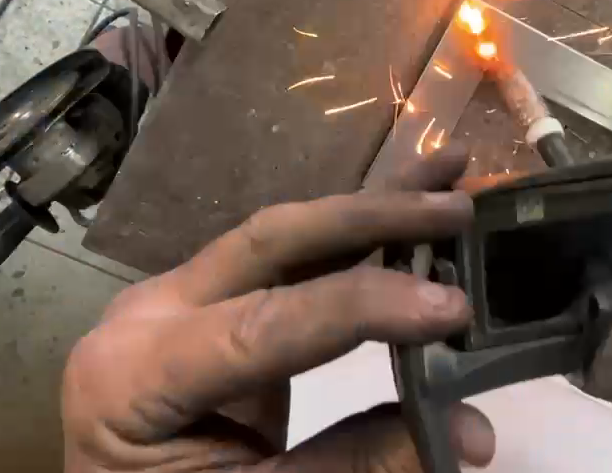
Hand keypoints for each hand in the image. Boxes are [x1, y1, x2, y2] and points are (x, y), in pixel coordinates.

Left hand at [61, 147, 495, 472]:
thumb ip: (355, 466)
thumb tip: (475, 431)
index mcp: (137, 373)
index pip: (265, 322)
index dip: (364, 306)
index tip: (452, 305)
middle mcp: (155, 308)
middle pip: (276, 239)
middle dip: (373, 217)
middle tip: (458, 208)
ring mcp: (183, 292)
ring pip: (289, 230)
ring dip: (373, 201)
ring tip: (447, 169)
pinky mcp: (215, 295)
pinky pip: (289, 255)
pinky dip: (353, 231)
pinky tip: (403, 203)